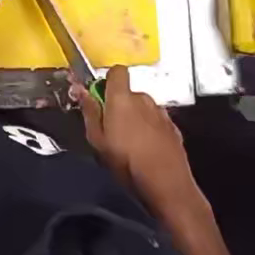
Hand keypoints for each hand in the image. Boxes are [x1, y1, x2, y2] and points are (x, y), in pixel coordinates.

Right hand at [78, 67, 209, 227]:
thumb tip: (81, 91)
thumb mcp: (97, 139)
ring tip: (128, 143)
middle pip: (128, 92)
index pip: (117, 71)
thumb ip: (89, 111)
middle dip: (119, 104)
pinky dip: (149, 129)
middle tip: (110, 128)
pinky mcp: (173, 127)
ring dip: (135, 118)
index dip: (107, 81)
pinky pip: (155, 121)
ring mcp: (161, 112)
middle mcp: (144, 99)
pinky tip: (145, 149)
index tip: (99, 98)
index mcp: (122, 98)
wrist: (166, 183)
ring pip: (142, 107)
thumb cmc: (126, 162)